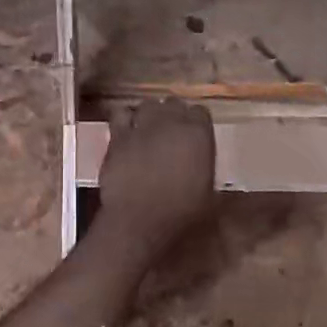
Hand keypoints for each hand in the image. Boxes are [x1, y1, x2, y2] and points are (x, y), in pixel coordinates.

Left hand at [95, 99, 214, 253]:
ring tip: (149, 128)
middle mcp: (172, 122)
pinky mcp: (118, 136)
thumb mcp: (208, 193)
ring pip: (148, 104)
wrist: (141, 223)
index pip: (201, 112)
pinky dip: (125, 119)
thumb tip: (200, 165)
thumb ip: (204, 168)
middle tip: (171, 133)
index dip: (196, 123)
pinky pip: (120, 114)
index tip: (194, 135)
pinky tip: (127, 130)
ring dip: (150, 114)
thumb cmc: (182, 214)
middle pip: (174, 103)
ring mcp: (143, 126)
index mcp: (199, 134)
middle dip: (173, 115)